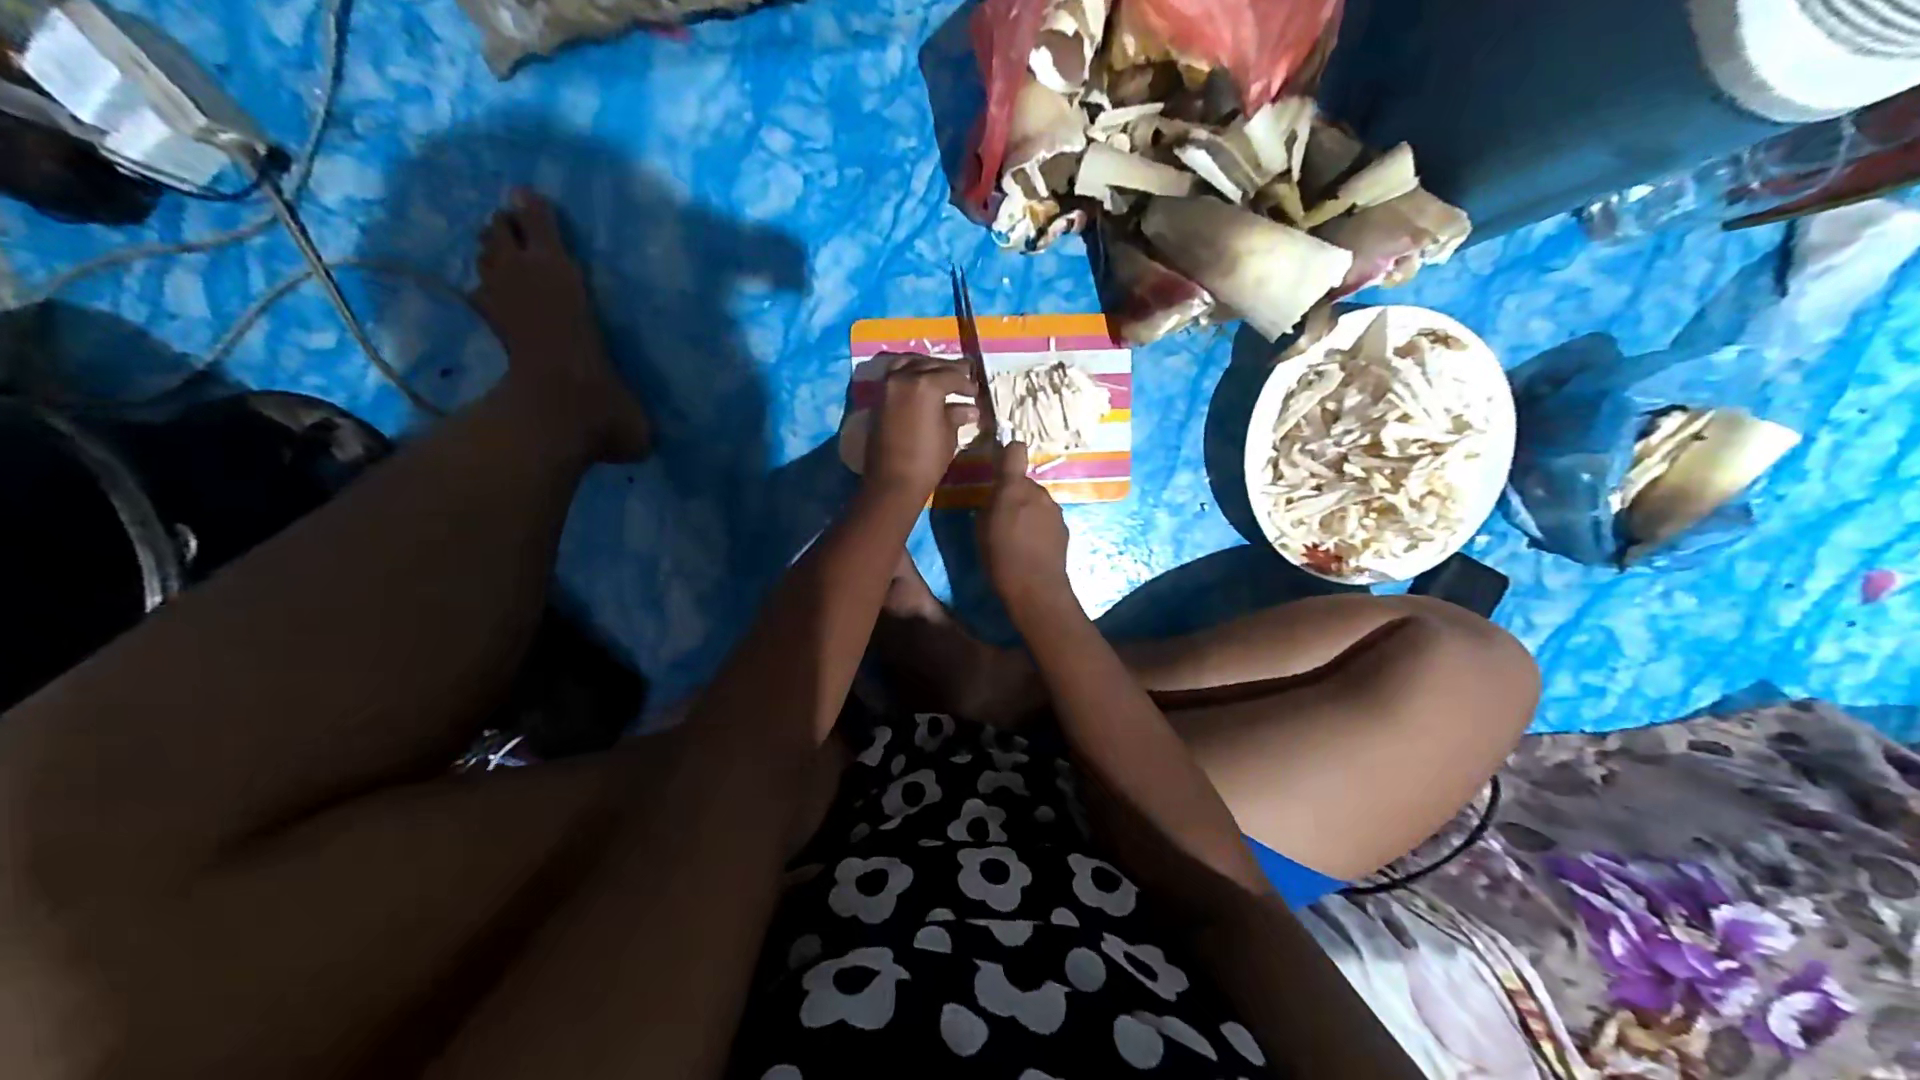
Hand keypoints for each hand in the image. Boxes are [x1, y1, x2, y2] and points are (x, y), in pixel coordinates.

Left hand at [864, 353, 978, 497]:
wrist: (892, 481)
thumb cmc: (927, 460)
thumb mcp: (948, 435)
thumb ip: (956, 415)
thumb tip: (969, 409)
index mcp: (926, 384)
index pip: (951, 375)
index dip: (965, 383)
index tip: (974, 390)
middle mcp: (904, 377)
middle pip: (929, 364)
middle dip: (947, 369)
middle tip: (961, 376)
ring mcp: (887, 386)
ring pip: (908, 364)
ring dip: (925, 366)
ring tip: (938, 375)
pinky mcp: (878, 398)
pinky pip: (895, 375)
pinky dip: (908, 373)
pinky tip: (919, 383)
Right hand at [977, 441, 1074, 617]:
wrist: (1036, 589)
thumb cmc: (1000, 558)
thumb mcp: (981, 529)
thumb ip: (989, 504)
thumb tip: (996, 495)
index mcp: (1014, 489)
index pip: (1015, 451)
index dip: (1009, 452)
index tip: (1001, 460)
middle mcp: (1039, 493)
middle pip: (1025, 483)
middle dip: (1014, 493)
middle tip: (1001, 516)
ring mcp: (1055, 510)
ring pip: (1036, 501)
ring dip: (1027, 510)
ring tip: (1015, 535)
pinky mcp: (1063, 528)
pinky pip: (1046, 518)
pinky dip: (1038, 525)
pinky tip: (1030, 546)